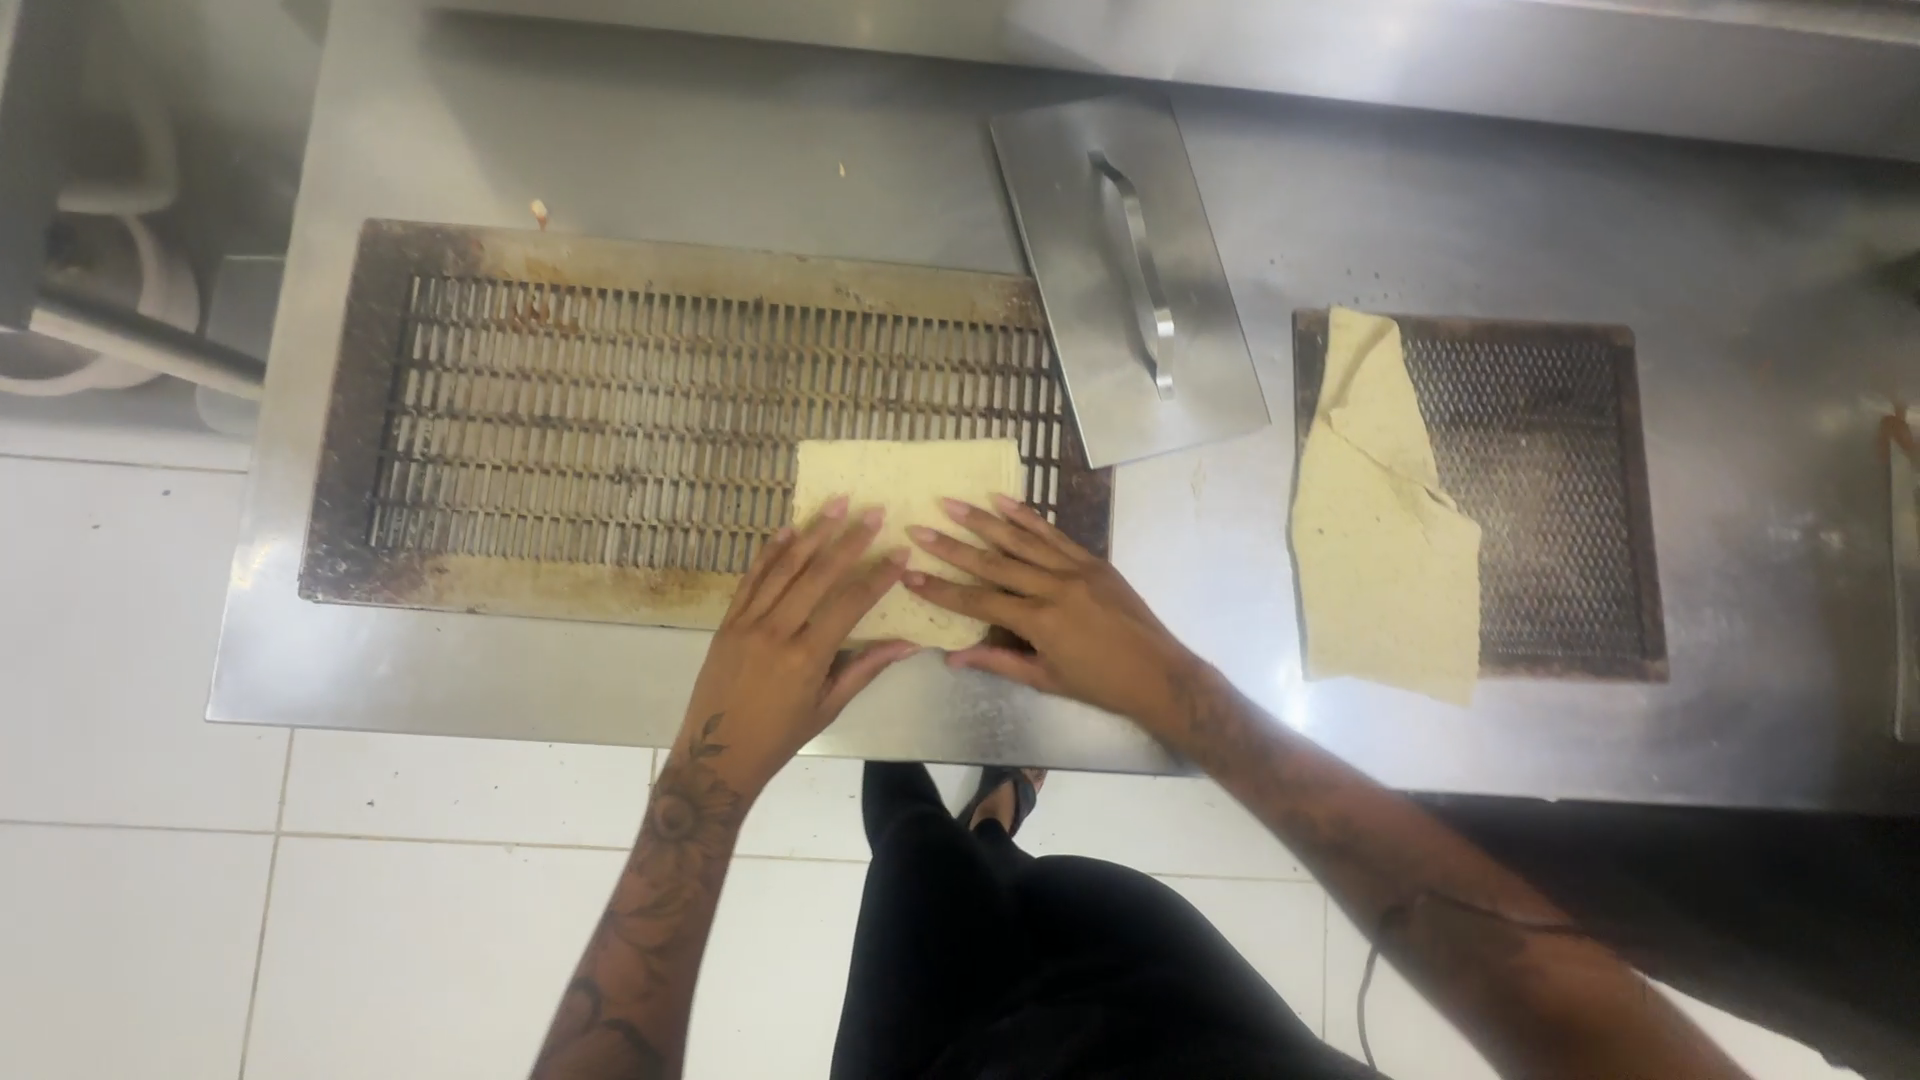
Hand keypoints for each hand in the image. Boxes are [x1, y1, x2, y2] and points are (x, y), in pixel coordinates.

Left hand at [681, 496, 918, 790]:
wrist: (715, 756)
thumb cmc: (780, 737)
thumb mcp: (829, 706)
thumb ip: (866, 668)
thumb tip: (909, 644)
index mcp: (807, 657)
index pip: (851, 604)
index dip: (879, 577)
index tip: (900, 552)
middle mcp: (776, 632)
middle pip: (818, 575)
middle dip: (849, 541)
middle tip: (873, 512)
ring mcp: (746, 623)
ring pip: (783, 568)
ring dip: (812, 534)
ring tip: (836, 505)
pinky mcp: (726, 622)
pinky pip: (750, 579)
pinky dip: (769, 553)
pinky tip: (787, 530)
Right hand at [903, 494, 1205, 733]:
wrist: (1159, 674)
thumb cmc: (1100, 684)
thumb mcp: (1045, 680)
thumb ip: (998, 662)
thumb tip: (953, 658)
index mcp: (1039, 622)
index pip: (978, 601)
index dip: (941, 590)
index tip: (910, 576)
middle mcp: (1054, 587)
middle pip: (993, 562)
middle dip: (951, 547)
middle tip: (919, 529)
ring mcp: (1076, 569)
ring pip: (1021, 539)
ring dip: (983, 520)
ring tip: (951, 503)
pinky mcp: (1093, 561)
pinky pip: (1054, 534)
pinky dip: (1027, 517)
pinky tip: (1002, 501)